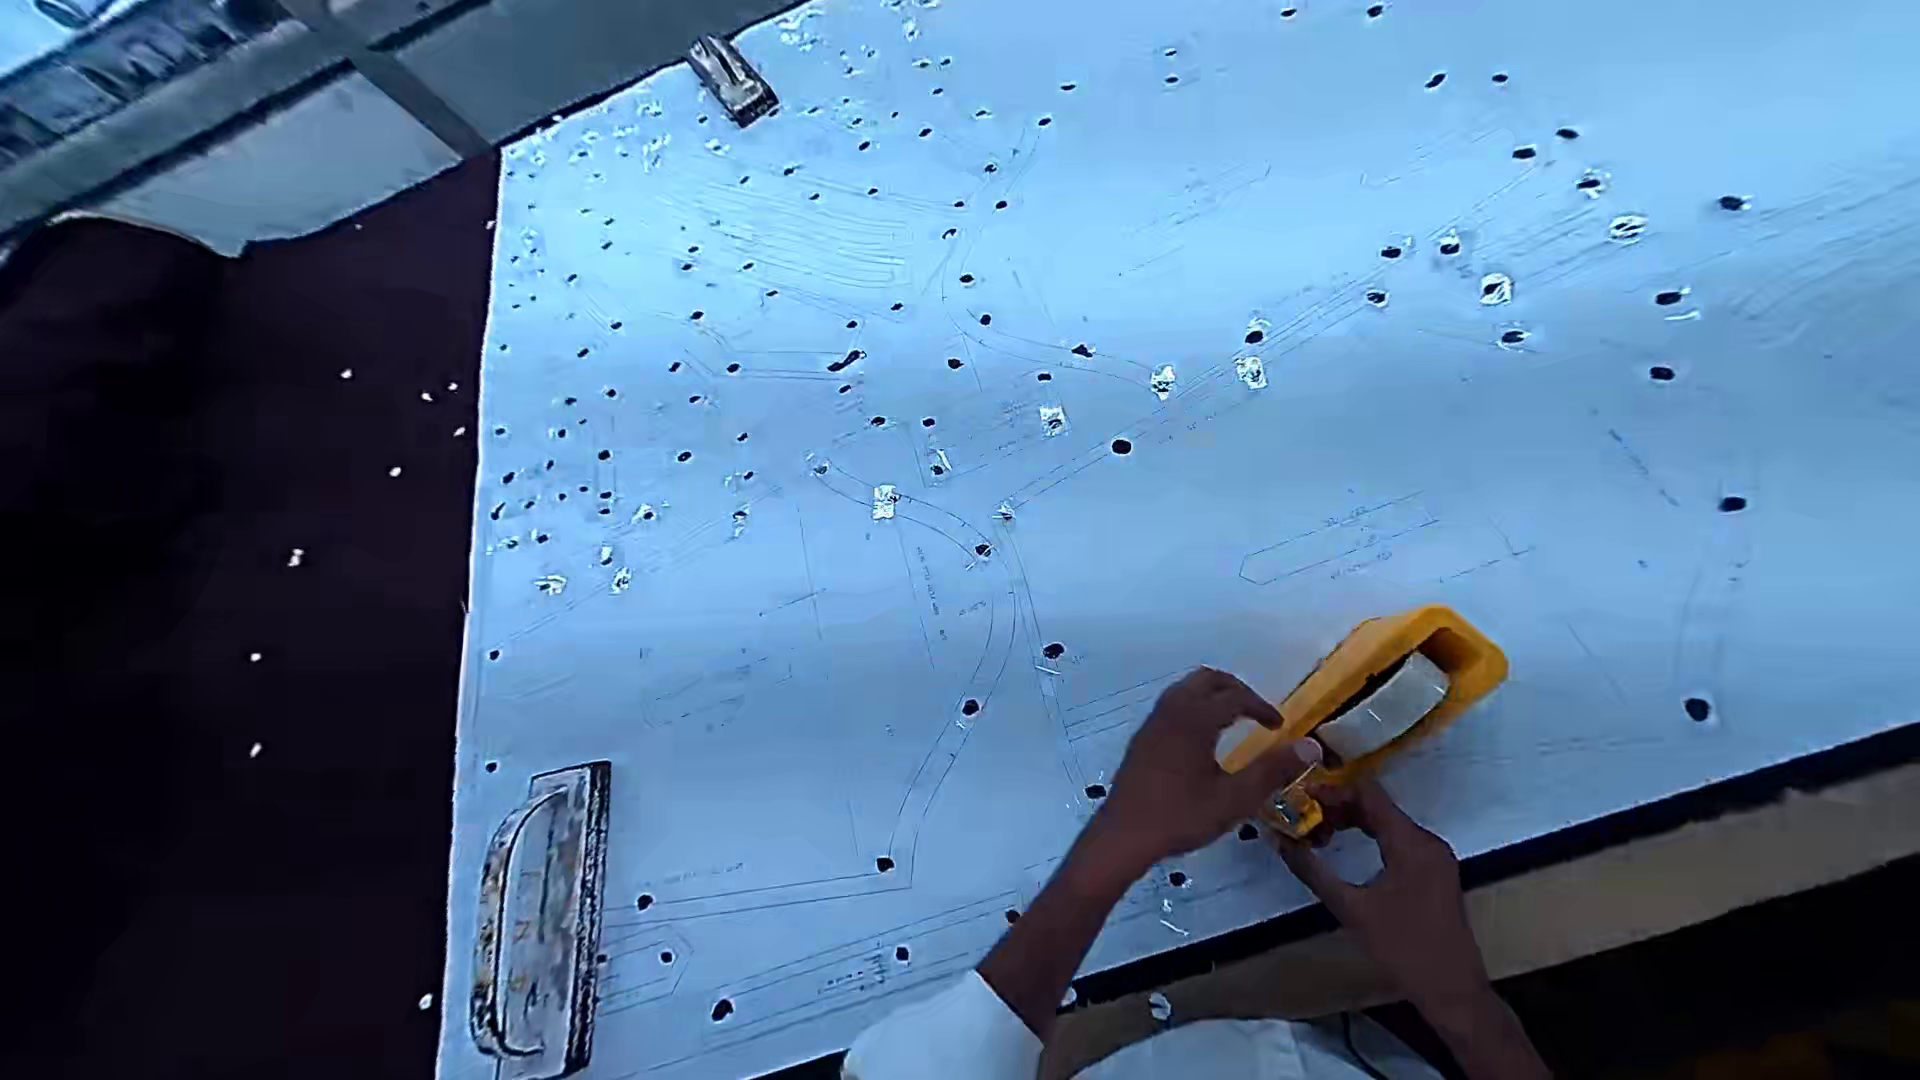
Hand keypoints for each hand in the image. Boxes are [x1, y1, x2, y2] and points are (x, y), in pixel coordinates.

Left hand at [1093, 667, 1320, 873]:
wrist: (1125, 831)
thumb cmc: (1181, 815)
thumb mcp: (1235, 798)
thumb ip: (1272, 770)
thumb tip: (1310, 746)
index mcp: (1194, 719)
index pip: (1234, 696)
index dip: (1261, 707)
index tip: (1280, 726)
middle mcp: (1171, 709)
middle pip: (1207, 679)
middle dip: (1237, 689)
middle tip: (1259, 714)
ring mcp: (1153, 720)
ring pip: (1186, 688)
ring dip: (1213, 694)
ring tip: (1236, 720)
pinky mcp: (1143, 734)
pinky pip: (1173, 702)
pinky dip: (1195, 704)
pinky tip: (1204, 735)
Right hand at [1274, 777, 1488, 1010]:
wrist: (1455, 996)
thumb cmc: (1404, 949)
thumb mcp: (1349, 908)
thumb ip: (1310, 869)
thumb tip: (1276, 838)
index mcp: (1411, 844)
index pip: (1368, 793)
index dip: (1332, 788)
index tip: (1300, 795)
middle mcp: (1426, 841)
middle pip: (1375, 804)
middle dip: (1336, 805)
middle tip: (1302, 814)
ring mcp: (1433, 856)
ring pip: (1384, 820)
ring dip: (1350, 819)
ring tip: (1317, 830)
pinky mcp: (1433, 870)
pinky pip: (1395, 837)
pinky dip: (1367, 834)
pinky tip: (1343, 844)